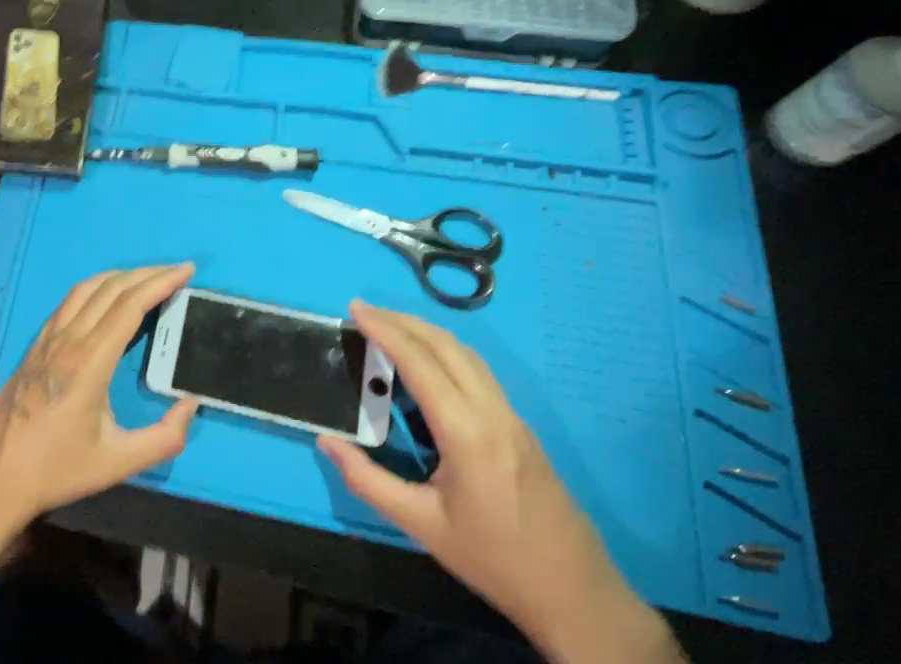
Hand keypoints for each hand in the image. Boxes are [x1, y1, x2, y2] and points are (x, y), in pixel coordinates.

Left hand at [0, 263, 201, 530]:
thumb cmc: (58, 469)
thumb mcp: (119, 462)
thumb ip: (164, 438)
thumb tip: (192, 405)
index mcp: (90, 362)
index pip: (129, 306)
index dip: (160, 283)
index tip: (186, 271)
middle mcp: (67, 341)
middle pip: (110, 289)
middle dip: (146, 274)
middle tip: (177, 271)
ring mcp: (47, 341)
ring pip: (84, 290)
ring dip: (119, 276)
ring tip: (146, 277)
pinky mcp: (34, 347)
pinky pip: (67, 304)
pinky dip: (94, 289)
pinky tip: (105, 298)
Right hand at [318, 303, 679, 663]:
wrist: (573, 592)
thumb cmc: (492, 559)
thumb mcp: (421, 524)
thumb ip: (368, 481)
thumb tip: (326, 441)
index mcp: (467, 433)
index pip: (421, 363)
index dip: (386, 331)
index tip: (356, 309)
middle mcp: (493, 413)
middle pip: (448, 347)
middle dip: (404, 321)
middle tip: (365, 310)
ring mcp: (513, 418)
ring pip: (469, 356)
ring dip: (428, 333)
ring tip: (391, 327)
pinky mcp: (520, 429)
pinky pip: (480, 374)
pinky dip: (447, 354)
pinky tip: (428, 365)